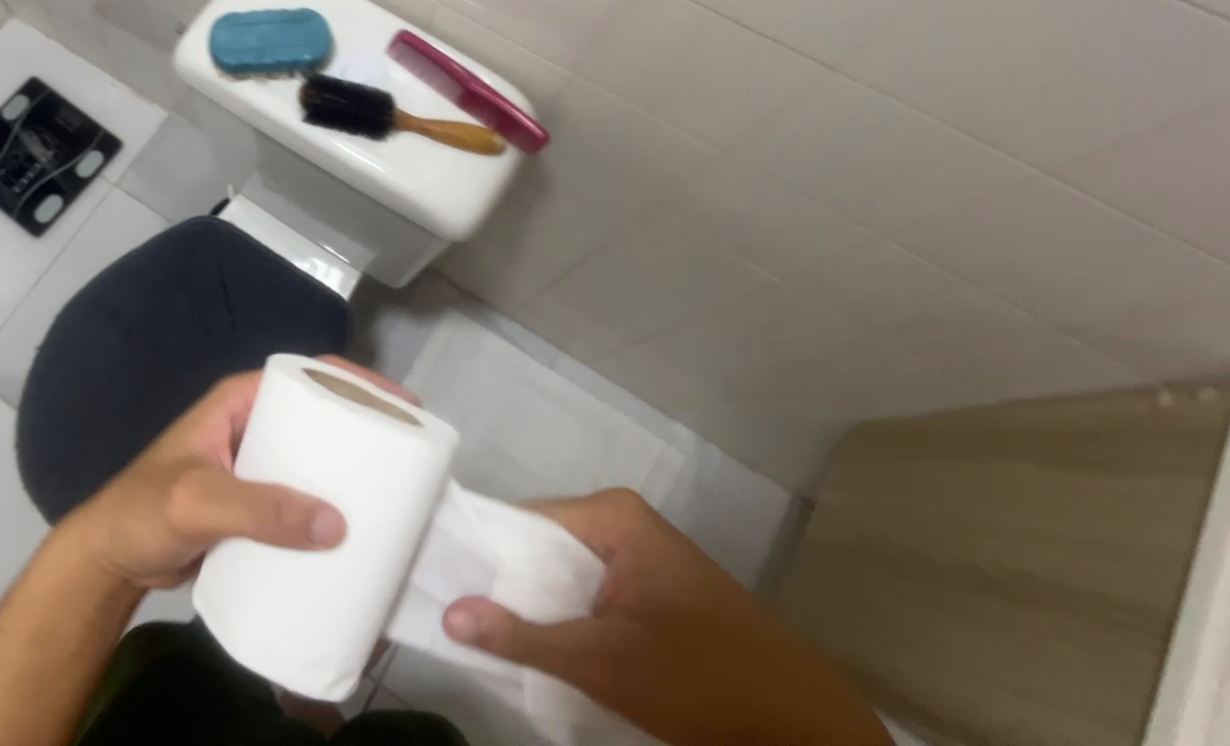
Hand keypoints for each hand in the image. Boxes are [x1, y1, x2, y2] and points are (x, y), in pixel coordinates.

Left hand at [59, 357, 413, 589]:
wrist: (108, 562)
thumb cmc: (143, 512)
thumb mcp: (199, 502)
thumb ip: (259, 509)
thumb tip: (338, 524)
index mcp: (238, 401)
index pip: (307, 375)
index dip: (356, 382)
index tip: (403, 406)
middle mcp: (251, 425)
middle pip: (319, 416)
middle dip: (363, 429)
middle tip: (411, 454)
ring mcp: (253, 465)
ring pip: (313, 458)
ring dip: (349, 471)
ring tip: (396, 494)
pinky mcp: (255, 503)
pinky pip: (302, 496)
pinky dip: (329, 506)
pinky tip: (357, 529)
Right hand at [443, 489, 891, 745]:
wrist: (804, 729)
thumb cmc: (702, 680)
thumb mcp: (603, 662)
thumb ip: (523, 636)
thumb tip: (446, 613)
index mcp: (612, 517)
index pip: (521, 518)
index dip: (478, 548)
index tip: (436, 576)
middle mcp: (622, 524)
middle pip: (539, 545)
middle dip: (502, 581)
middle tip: (452, 611)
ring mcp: (640, 557)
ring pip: (562, 574)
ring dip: (532, 604)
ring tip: (484, 631)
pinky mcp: (651, 591)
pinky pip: (588, 593)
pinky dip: (563, 618)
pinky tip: (540, 646)